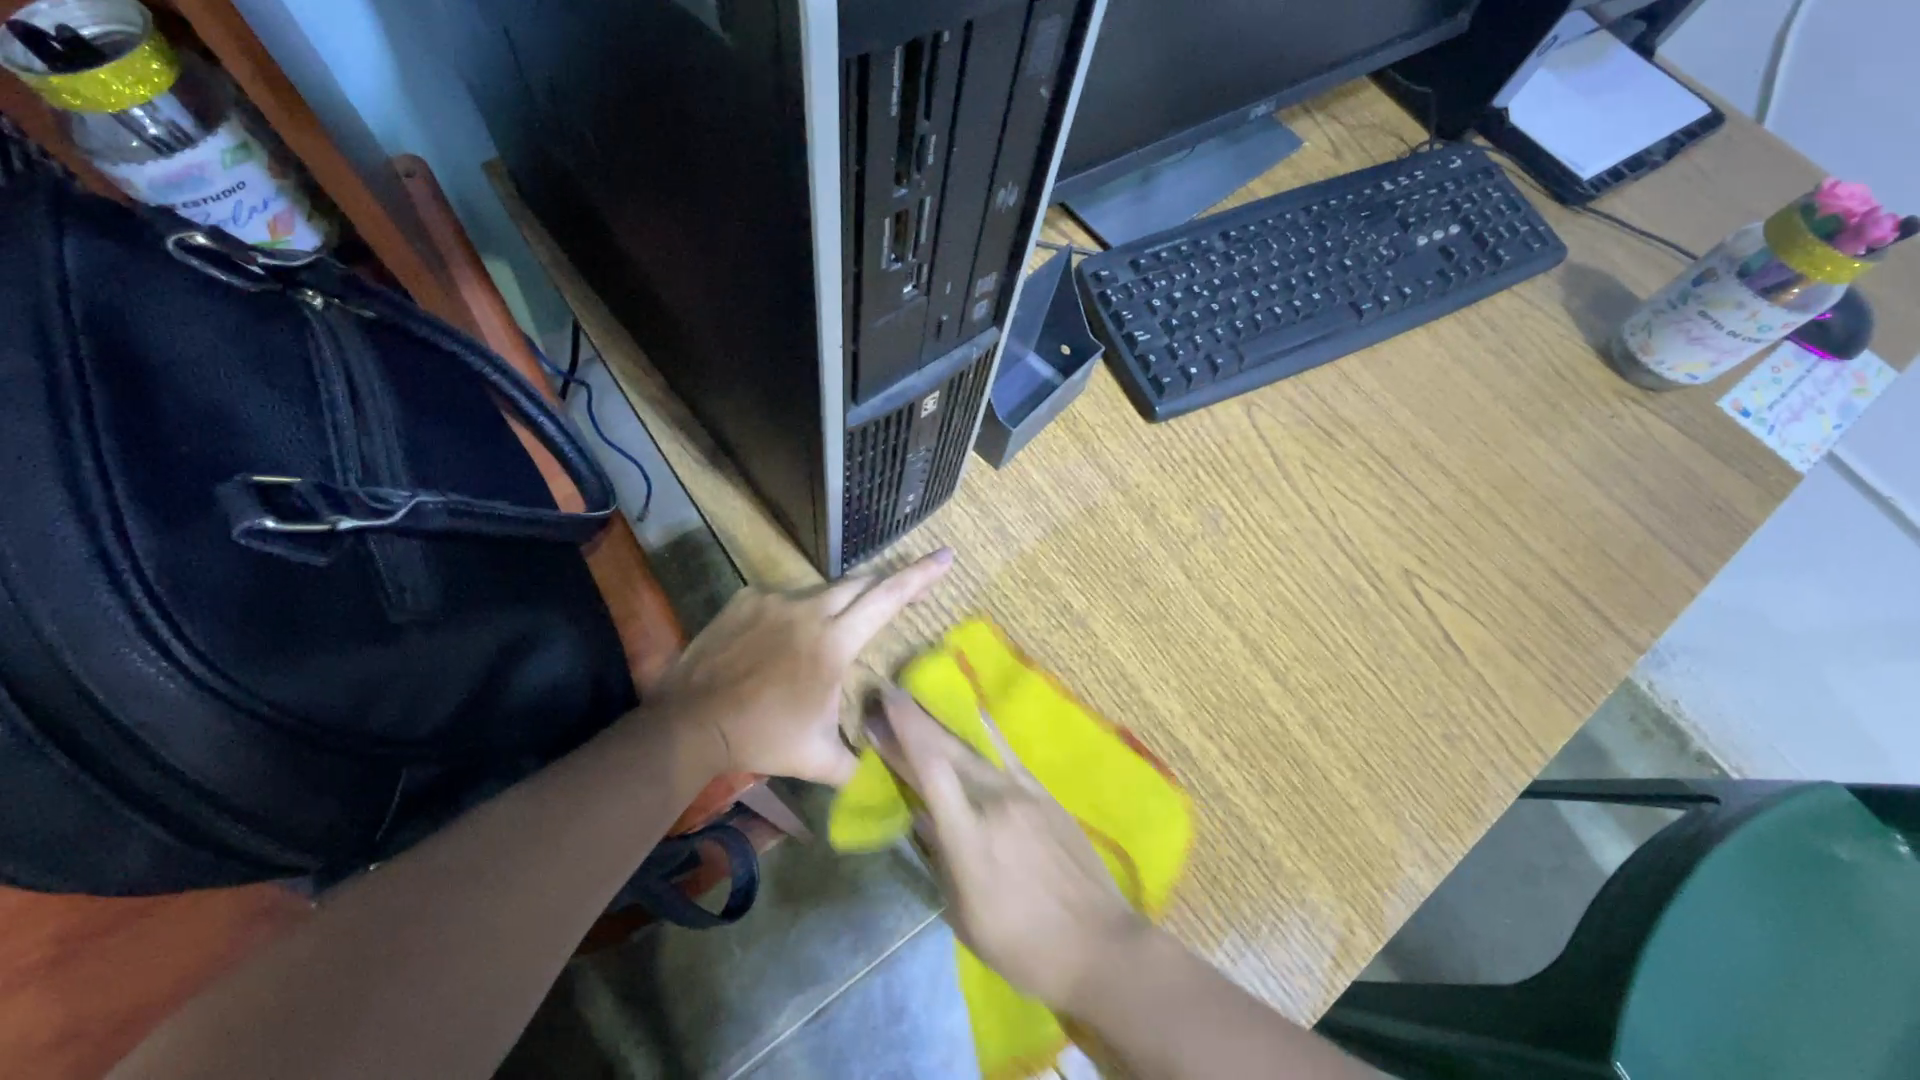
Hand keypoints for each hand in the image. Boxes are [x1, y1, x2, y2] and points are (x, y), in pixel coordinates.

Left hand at [647, 549, 952, 786]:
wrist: (691, 722)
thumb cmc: (761, 738)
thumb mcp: (819, 760)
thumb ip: (858, 763)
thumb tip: (881, 766)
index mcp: (834, 644)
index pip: (887, 599)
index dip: (920, 575)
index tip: (945, 555)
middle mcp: (809, 611)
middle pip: (861, 584)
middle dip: (889, 584)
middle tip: (908, 591)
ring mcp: (774, 600)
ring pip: (822, 590)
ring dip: (840, 604)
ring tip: (836, 632)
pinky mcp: (746, 599)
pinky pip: (785, 598)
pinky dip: (798, 612)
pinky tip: (787, 640)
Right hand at [867, 689, 1147, 1008]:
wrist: (1098, 945)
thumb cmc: (1022, 946)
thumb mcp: (965, 915)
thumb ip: (941, 861)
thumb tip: (923, 819)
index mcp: (971, 838)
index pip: (931, 771)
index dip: (905, 736)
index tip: (883, 710)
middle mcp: (997, 803)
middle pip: (951, 750)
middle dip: (917, 721)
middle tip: (890, 695)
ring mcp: (1027, 795)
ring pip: (979, 748)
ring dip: (947, 724)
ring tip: (924, 701)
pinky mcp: (1047, 796)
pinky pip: (1007, 757)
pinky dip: (985, 736)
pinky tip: (975, 719)